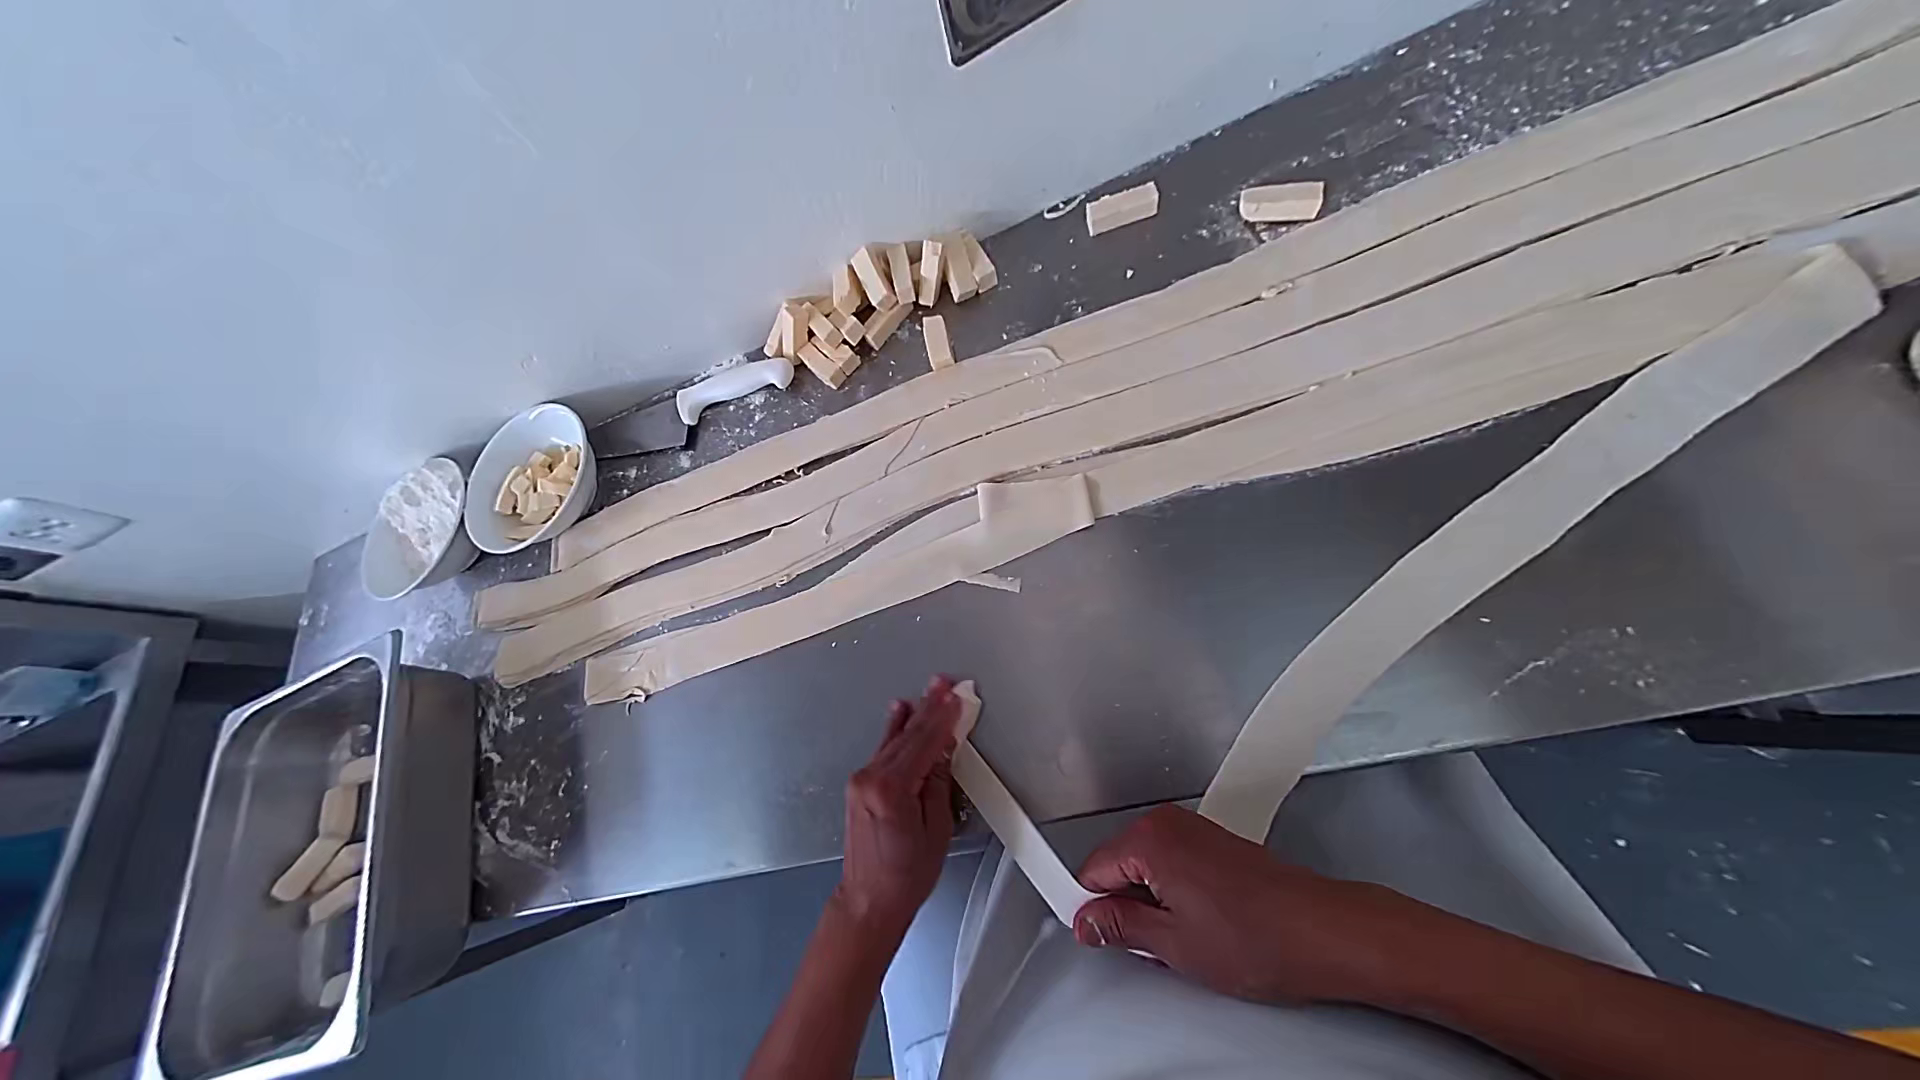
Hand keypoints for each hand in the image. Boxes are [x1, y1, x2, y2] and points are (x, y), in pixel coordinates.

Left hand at [833, 675, 960, 935]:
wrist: (869, 902)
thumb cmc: (903, 877)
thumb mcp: (937, 829)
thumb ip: (939, 782)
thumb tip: (944, 751)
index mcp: (892, 789)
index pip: (925, 742)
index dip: (944, 718)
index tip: (957, 699)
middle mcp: (871, 779)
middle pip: (909, 735)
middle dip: (930, 707)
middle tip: (945, 684)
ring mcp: (861, 781)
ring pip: (894, 739)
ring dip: (914, 714)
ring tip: (929, 692)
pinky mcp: (858, 786)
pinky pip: (882, 750)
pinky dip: (895, 730)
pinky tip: (900, 714)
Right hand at [1073, 805, 1452, 1005]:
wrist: (1326, 933)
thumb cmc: (1264, 935)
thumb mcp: (1174, 946)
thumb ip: (1120, 928)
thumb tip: (1091, 921)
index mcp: (1150, 840)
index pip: (1090, 868)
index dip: (1088, 906)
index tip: (1090, 928)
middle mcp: (1168, 824)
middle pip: (1115, 865)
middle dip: (1123, 905)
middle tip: (1151, 943)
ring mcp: (1191, 829)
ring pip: (1142, 867)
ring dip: (1150, 901)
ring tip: (1186, 934)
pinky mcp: (1210, 841)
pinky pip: (1169, 863)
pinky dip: (1173, 891)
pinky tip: (1201, 922)